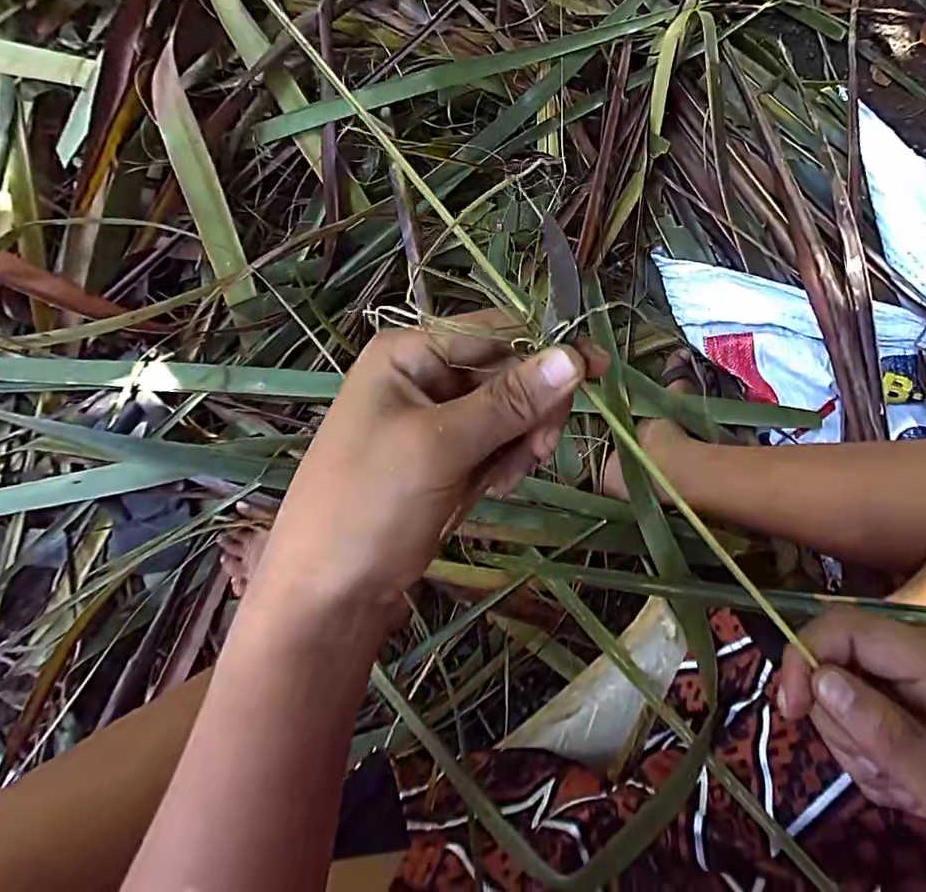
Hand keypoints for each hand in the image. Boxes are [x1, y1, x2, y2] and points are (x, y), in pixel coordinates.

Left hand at [251, 312, 602, 617]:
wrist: (328, 594)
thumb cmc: (370, 506)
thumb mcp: (441, 447)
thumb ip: (510, 401)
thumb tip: (574, 356)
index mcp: (412, 352)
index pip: (499, 331)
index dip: (550, 348)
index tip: (598, 371)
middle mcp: (427, 373)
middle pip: (512, 371)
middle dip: (532, 409)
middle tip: (541, 449)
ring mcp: (439, 415)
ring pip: (514, 409)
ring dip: (522, 441)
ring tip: (504, 479)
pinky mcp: (451, 452)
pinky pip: (502, 440)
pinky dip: (509, 460)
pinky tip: (496, 486)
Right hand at [775, 609, 925, 890]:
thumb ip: (901, 744)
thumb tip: (823, 679)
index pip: (855, 625)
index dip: (808, 653)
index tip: (789, 711)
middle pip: (841, 658)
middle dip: (841, 722)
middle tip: (884, 779)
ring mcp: (924, 688)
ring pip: (844, 694)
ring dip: (858, 750)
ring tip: (910, 793)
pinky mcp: (918, 712)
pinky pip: (861, 724)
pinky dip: (870, 763)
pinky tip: (911, 792)